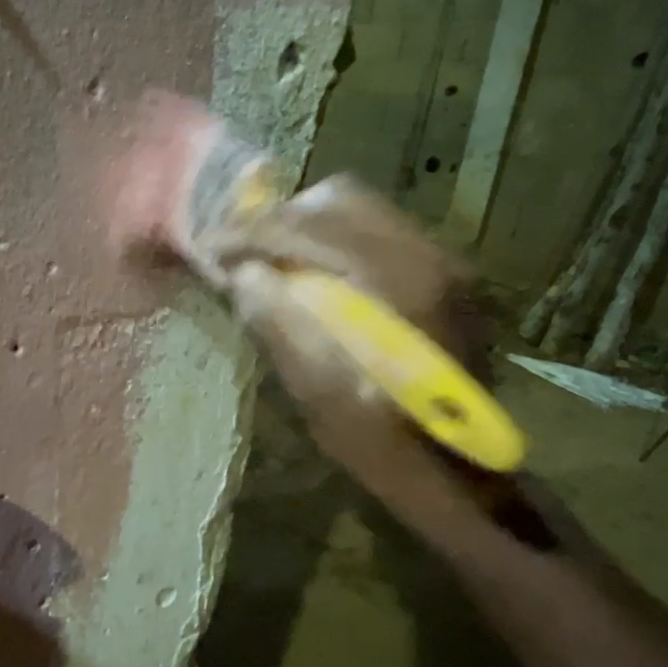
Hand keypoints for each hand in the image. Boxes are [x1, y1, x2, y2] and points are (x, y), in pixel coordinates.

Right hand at [220, 177, 511, 551]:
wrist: (457, 467)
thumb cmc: (384, 443)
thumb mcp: (319, 393)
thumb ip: (279, 323)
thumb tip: (242, 274)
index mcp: (398, 284)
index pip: (309, 229)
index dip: (252, 233)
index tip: (210, 245)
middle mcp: (426, 254)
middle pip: (337, 200)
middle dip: (278, 218)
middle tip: (239, 248)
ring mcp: (441, 258)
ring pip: (358, 208)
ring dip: (305, 224)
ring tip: (268, 255)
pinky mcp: (441, 270)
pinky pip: (376, 228)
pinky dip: (333, 236)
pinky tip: (309, 267)